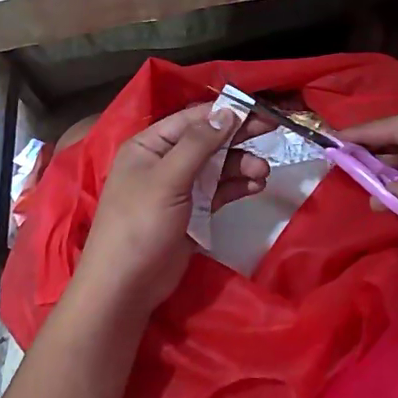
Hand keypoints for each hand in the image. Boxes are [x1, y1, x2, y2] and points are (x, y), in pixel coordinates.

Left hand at [79, 105, 270, 314]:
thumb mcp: (167, 179)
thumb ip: (198, 144)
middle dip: (239, 137)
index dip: (225, 113)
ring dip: (241, 165)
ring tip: (262, 173)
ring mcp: (179, 188)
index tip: (258, 109)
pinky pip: (218, 190)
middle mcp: (164, 161)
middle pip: (208, 140)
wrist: (125, 288)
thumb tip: (226, 113)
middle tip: (272, 130)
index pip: (192, 119)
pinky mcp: (192, 211)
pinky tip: (255, 187)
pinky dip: (236, 186)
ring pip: (217, 166)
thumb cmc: (139, 225)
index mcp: (149, 145)